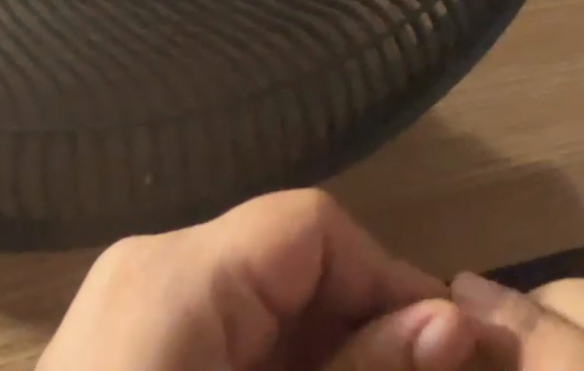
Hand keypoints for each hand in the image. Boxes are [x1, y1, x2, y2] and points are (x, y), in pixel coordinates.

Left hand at [38, 189, 476, 370]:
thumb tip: (453, 324)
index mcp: (180, 274)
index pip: (313, 225)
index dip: (387, 276)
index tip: (447, 348)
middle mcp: (154, 265)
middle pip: (291, 261)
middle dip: (361, 323)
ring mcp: (134, 303)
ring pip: (265, 299)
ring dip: (326, 349)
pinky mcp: (130, 340)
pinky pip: (227, 329)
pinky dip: (279, 362)